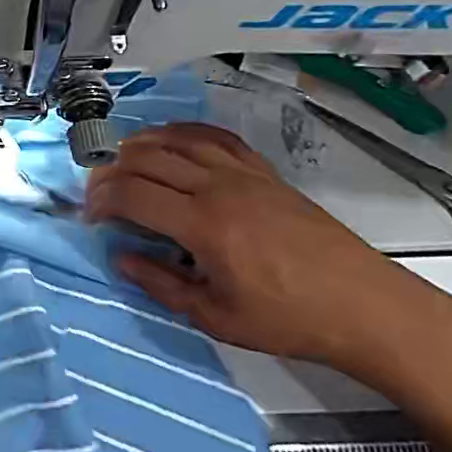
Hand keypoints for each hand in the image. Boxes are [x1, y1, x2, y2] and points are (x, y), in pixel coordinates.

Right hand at [86, 122, 451, 384]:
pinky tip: (171, 140)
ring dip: (141, 145)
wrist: (361, 304)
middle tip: (97, 192)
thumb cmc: (288, 319)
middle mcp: (219, 187)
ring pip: (178, 141)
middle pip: (148, 159)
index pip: (134, 194)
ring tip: (120, 161)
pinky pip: (215, 138)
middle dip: (111, 171)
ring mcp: (243, 173)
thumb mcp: (216, 317)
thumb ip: (162, 284)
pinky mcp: (263, 171)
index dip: (102, 200)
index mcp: (204, 225)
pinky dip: (184, 133)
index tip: (89, 216)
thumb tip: (122, 257)